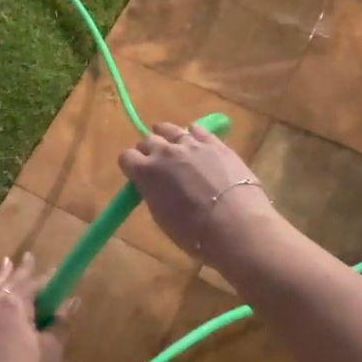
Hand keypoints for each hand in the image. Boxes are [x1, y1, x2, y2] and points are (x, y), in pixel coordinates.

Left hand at [0, 253, 71, 361]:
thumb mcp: (49, 351)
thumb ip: (58, 324)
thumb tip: (71, 301)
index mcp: (11, 306)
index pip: (31, 284)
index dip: (46, 279)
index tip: (56, 271)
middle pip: (6, 283)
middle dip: (18, 271)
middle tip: (26, 257)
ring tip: (4, 266)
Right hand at [117, 121, 277, 268]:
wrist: (235, 226)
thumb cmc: (193, 232)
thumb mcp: (161, 216)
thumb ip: (152, 193)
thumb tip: (153, 185)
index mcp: (146, 172)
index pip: (126, 157)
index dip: (130, 165)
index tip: (136, 175)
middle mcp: (165, 152)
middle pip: (148, 141)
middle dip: (149, 151)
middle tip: (157, 164)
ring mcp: (191, 145)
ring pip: (171, 129)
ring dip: (167, 136)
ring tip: (172, 146)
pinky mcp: (216, 144)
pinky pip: (198, 130)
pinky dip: (193, 135)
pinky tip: (197, 143)